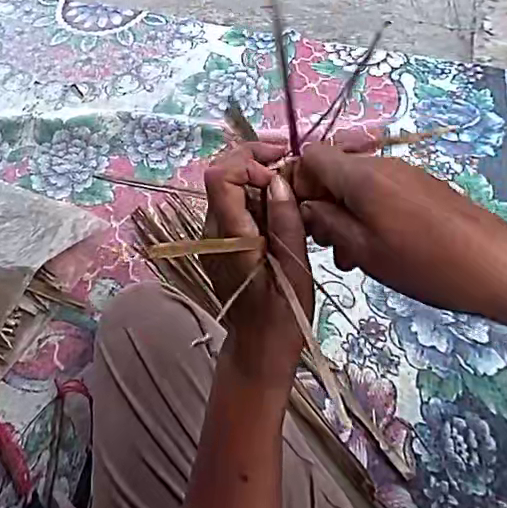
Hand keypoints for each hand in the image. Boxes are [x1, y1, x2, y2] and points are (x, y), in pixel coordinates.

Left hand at [200, 141, 312, 388]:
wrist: (259, 348)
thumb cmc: (282, 315)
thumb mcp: (294, 269)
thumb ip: (285, 222)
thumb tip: (277, 181)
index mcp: (229, 234)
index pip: (220, 176)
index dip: (248, 160)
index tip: (280, 167)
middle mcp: (213, 229)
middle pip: (221, 173)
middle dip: (253, 159)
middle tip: (288, 161)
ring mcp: (214, 234)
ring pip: (228, 186)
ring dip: (256, 175)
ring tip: (291, 182)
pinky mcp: (222, 239)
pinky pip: (234, 203)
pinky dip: (255, 193)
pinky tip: (281, 203)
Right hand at [294, 142, 506, 319]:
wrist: (501, 266)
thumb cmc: (426, 262)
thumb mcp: (364, 249)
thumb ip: (326, 222)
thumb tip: (304, 207)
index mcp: (361, 174)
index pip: (310, 155)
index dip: (298, 182)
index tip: (301, 218)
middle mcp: (380, 164)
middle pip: (333, 170)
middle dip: (321, 203)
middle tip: (328, 245)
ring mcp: (403, 173)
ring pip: (356, 184)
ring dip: (344, 213)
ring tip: (352, 254)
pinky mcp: (421, 187)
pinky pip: (380, 190)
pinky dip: (368, 213)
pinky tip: (379, 248)